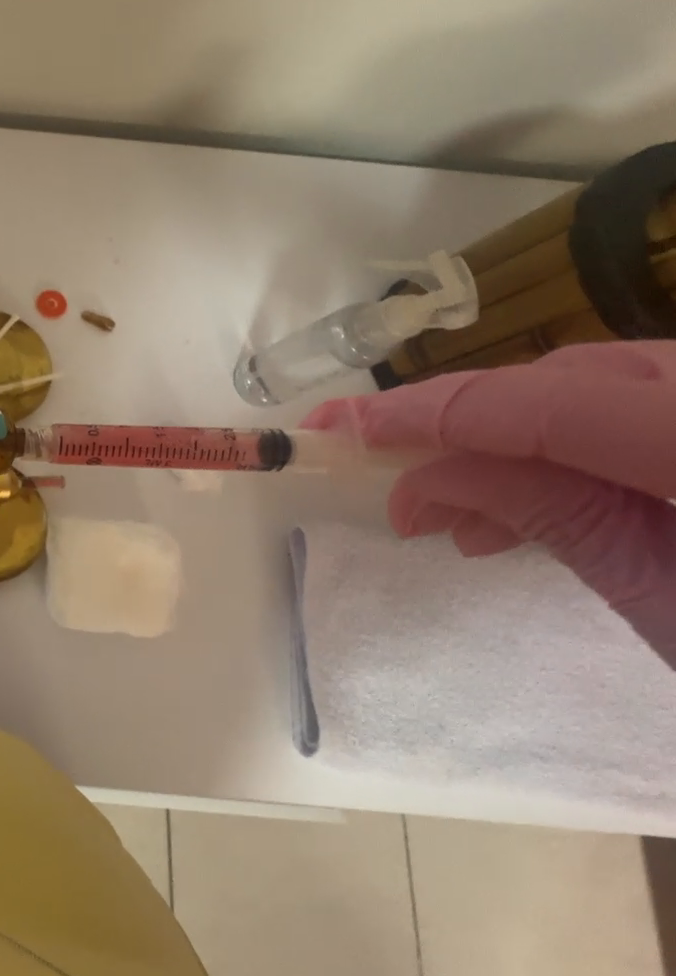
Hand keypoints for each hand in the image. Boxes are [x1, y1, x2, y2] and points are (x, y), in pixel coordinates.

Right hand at [302, 341, 675, 661]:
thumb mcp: (668, 598)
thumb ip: (549, 516)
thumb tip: (419, 481)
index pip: (549, 402)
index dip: (428, 411)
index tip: (334, 431)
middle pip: (580, 376)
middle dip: (464, 420)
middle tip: (378, 474)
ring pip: (611, 384)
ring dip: (509, 439)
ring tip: (448, 517)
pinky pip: (643, 406)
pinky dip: (568, 444)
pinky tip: (526, 503)